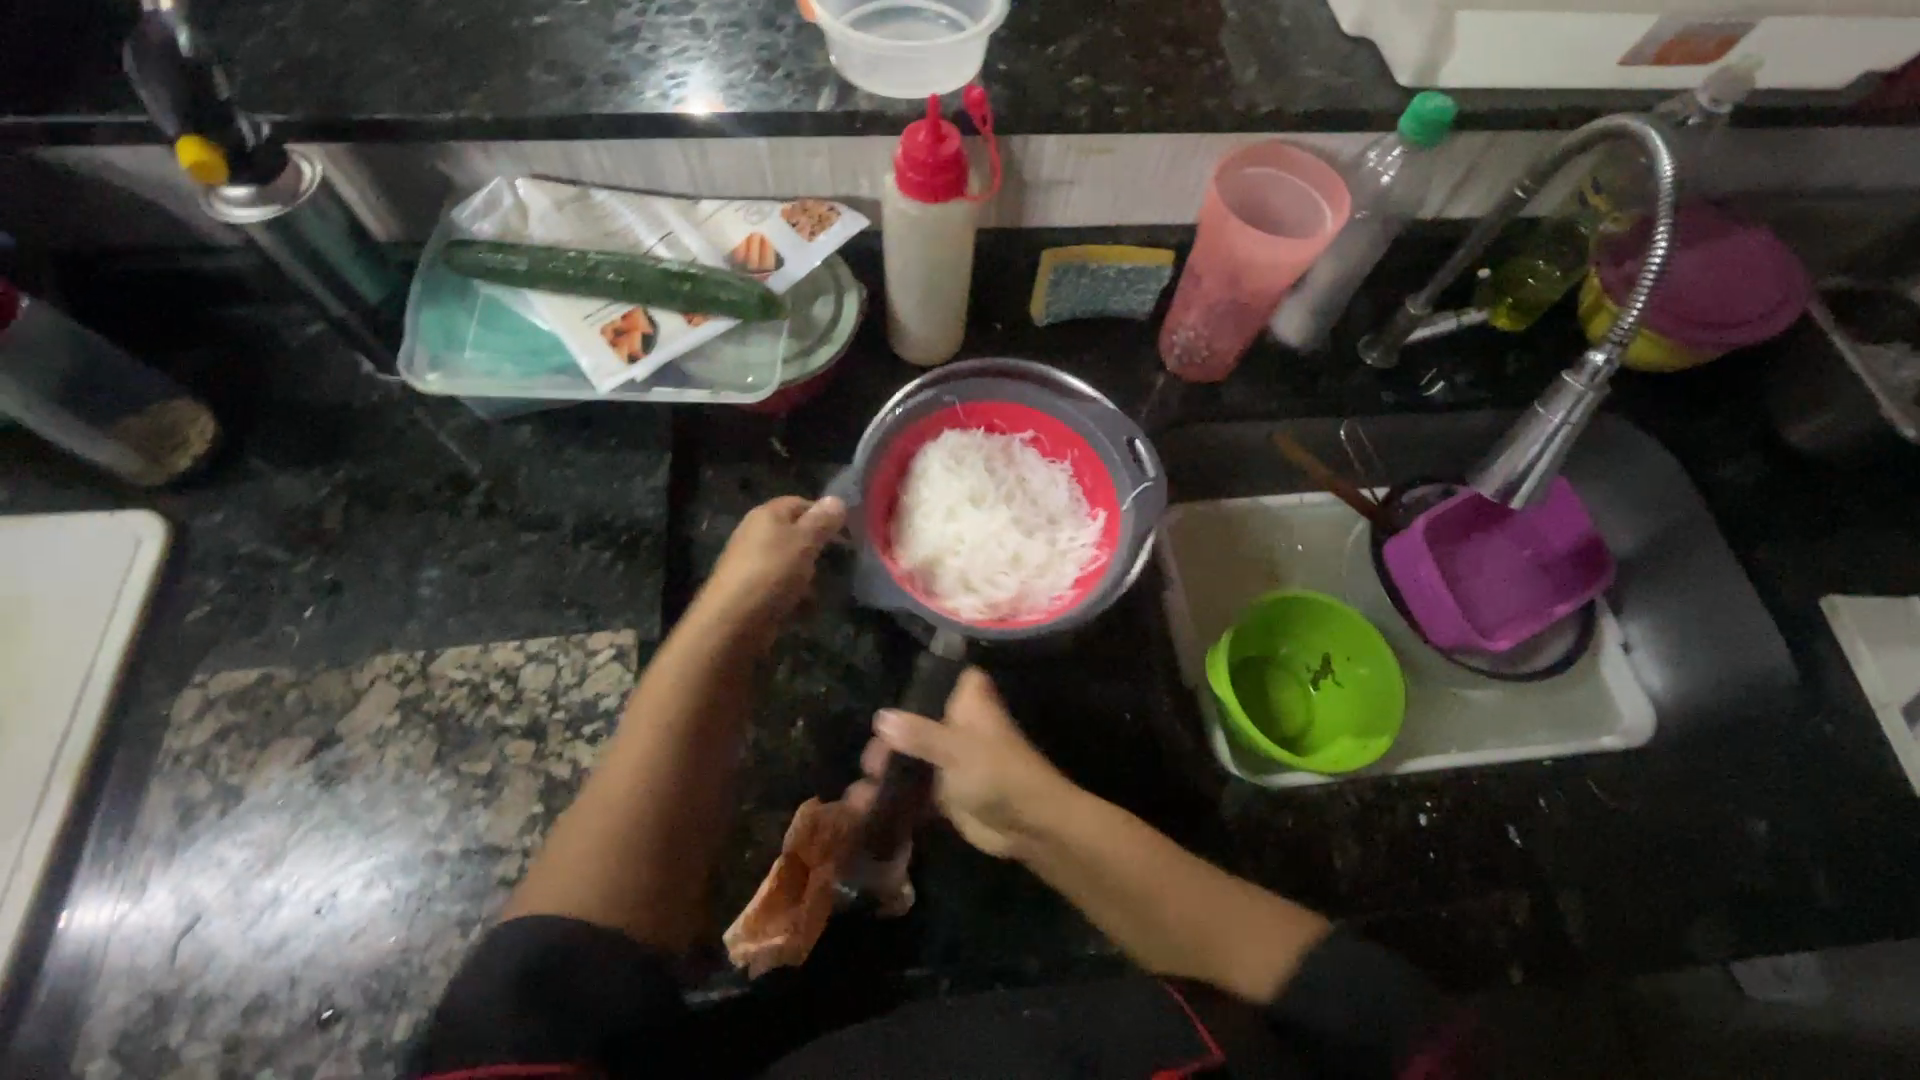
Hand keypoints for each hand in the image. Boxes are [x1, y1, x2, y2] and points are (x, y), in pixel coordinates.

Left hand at [694, 495, 845, 641]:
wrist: (734, 620)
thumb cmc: (772, 572)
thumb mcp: (804, 541)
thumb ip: (822, 521)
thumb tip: (837, 499)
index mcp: (767, 515)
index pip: (800, 503)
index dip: (824, 515)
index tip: (846, 533)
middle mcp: (756, 534)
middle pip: (794, 534)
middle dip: (817, 547)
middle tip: (841, 560)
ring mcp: (752, 563)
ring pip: (789, 562)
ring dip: (808, 574)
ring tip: (827, 586)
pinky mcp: (751, 590)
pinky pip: (781, 586)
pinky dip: (795, 594)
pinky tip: (807, 607)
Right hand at [848, 669, 1075, 859]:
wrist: (1027, 825)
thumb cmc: (997, 772)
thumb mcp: (955, 748)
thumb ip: (918, 734)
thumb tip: (881, 718)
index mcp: (969, 705)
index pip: (949, 678)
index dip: (926, 681)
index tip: (896, 690)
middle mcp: (959, 727)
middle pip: (917, 723)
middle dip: (890, 741)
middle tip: (871, 761)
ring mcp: (953, 762)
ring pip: (914, 758)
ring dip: (888, 772)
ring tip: (861, 788)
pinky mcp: (947, 794)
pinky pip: (915, 791)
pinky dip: (895, 798)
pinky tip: (867, 806)